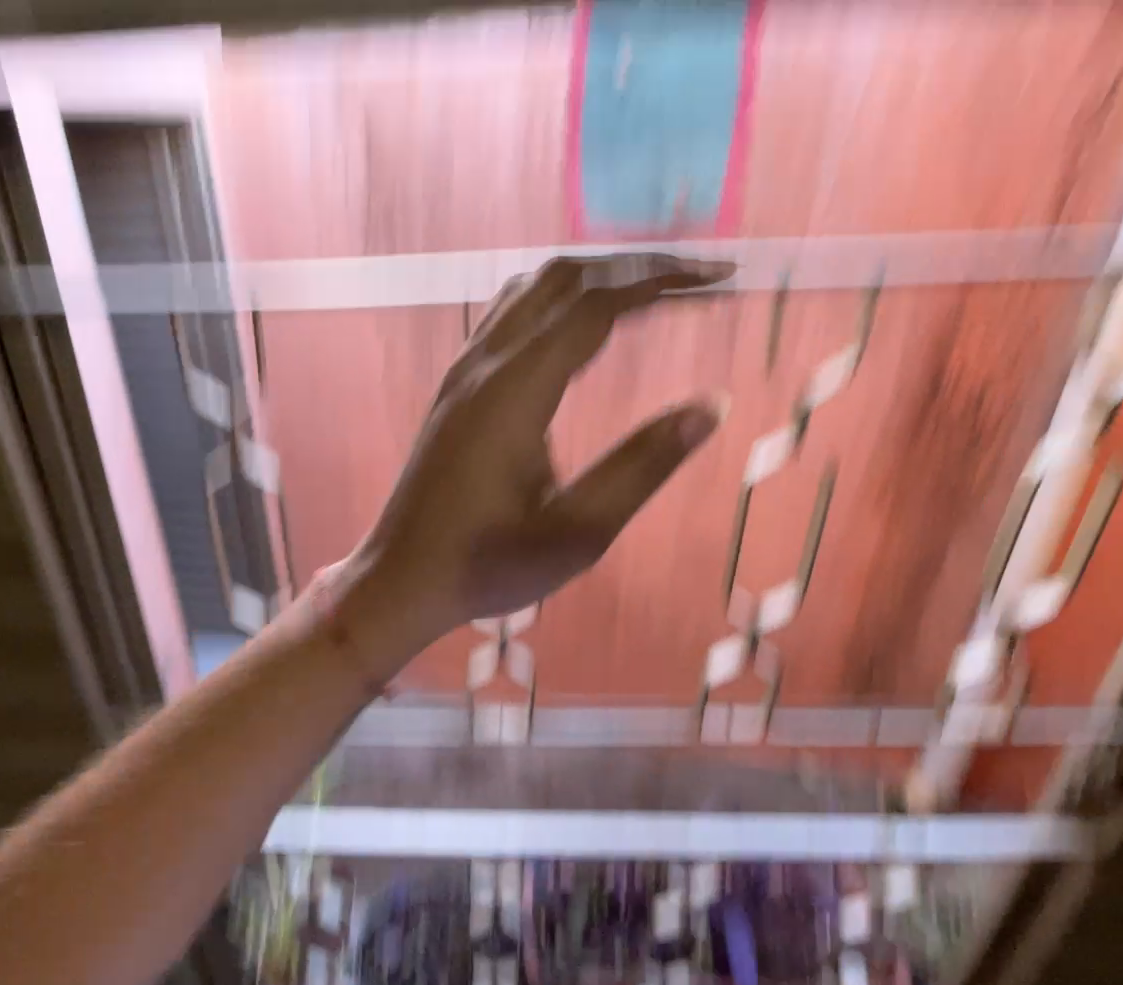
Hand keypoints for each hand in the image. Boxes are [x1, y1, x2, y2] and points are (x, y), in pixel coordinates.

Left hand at [328, 253, 733, 674]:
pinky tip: (577, 326)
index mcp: (515, 391)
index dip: (662, 282)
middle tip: (694, 278)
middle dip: (633, 267)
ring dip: (592, 277)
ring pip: (529, 290)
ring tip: (648, 289)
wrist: (402, 579)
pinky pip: (507, 316)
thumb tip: (711, 405)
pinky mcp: (454, 389)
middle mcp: (484, 365)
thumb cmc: (489, 564)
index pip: (597, 305)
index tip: (720, 280)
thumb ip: (643, 466)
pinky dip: (555, 299)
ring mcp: (462, 373)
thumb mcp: (578, 532)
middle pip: (563, 279)